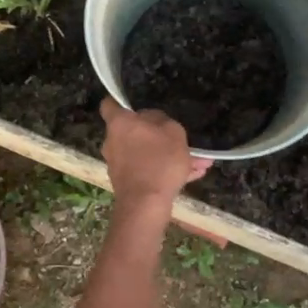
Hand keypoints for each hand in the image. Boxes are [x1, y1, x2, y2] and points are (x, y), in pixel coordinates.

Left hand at [99, 98, 211, 219]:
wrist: (146, 204)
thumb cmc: (159, 160)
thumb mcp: (174, 131)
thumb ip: (164, 121)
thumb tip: (154, 120)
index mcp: (120, 123)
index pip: (109, 105)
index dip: (120, 102)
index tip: (133, 105)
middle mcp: (113, 142)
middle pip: (133, 132)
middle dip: (156, 136)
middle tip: (179, 140)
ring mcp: (118, 164)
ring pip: (146, 154)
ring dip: (168, 157)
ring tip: (198, 163)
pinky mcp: (126, 183)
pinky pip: (148, 171)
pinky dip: (166, 172)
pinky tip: (193, 175)